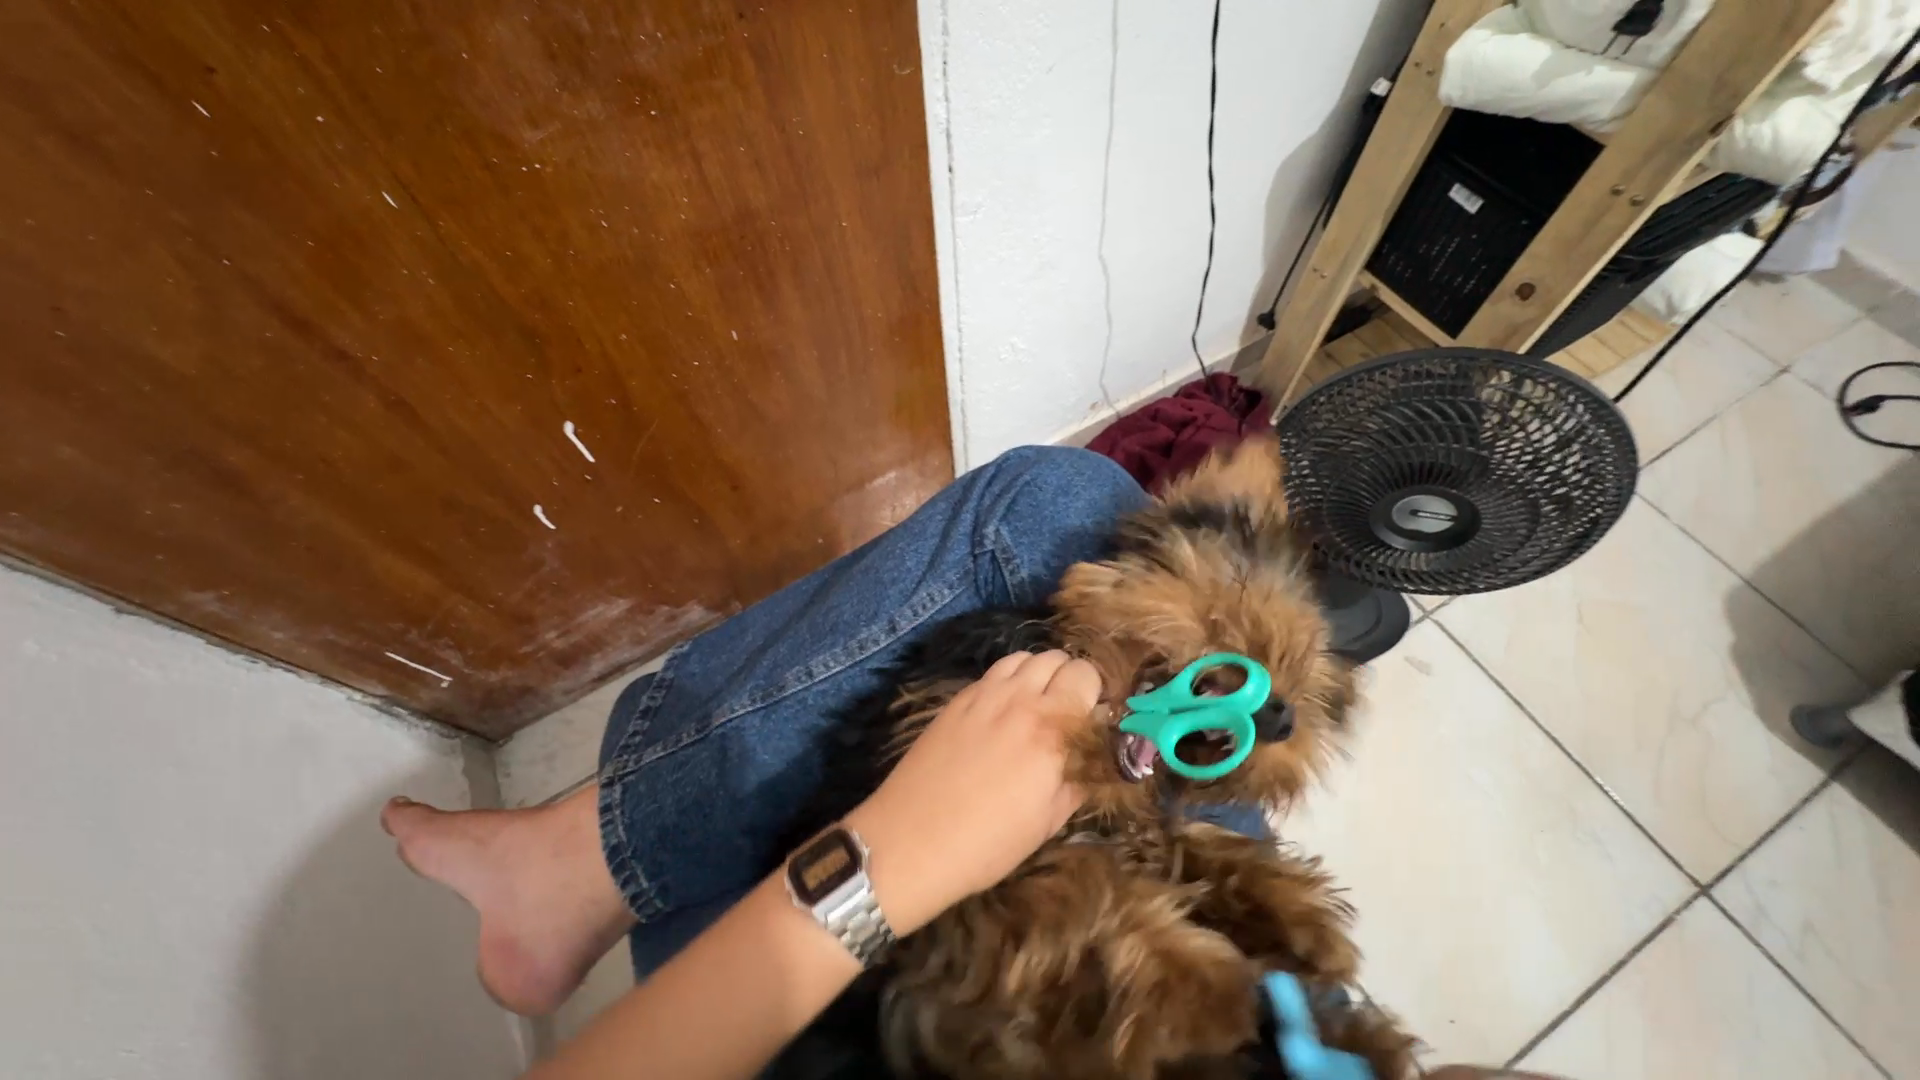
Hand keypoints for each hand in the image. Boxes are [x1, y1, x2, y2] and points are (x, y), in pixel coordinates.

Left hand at [844, 650, 1098, 933]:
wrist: (910, 841)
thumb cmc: (987, 843)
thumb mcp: (1047, 821)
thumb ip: (1077, 780)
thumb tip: (1095, 757)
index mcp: (1050, 729)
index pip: (1085, 675)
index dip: (1095, 693)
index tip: (1094, 719)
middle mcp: (1019, 700)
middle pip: (1057, 658)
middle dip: (1070, 679)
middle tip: (1068, 713)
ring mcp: (983, 695)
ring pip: (1024, 658)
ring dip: (1039, 674)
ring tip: (1036, 707)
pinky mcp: (956, 701)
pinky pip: (993, 672)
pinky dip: (1009, 681)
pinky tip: (1003, 712)